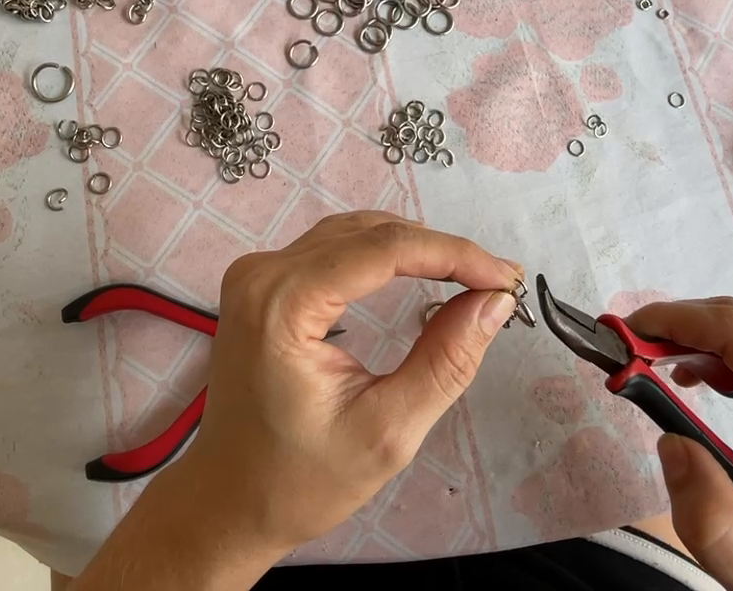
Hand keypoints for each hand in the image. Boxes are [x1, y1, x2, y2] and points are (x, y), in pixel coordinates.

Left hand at [72, 212, 520, 589]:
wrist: (227, 501)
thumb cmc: (300, 480)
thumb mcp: (387, 432)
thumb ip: (446, 361)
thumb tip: (493, 301)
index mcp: (282, 303)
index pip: (383, 251)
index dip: (452, 254)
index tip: (505, 276)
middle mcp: (263, 271)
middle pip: (368, 233)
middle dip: (439, 250)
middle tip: (494, 280)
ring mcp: (257, 272)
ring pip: (352, 233)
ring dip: (412, 246)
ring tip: (467, 274)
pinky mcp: (262, 281)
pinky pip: (333, 247)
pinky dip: (381, 253)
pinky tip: (417, 268)